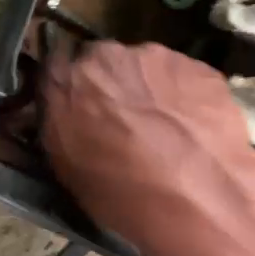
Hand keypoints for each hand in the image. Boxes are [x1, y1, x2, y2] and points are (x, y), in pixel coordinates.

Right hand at [40, 41, 254, 255]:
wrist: (197, 197)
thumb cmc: (120, 192)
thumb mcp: (67, 168)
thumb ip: (60, 128)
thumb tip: (64, 117)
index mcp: (65, 82)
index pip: (55, 71)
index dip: (69, 91)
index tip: (77, 110)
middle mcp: (106, 58)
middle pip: (103, 64)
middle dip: (110, 87)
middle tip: (122, 124)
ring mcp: (157, 58)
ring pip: (146, 68)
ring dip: (148, 90)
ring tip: (164, 131)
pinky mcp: (199, 67)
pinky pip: (183, 78)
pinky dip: (183, 97)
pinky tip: (192, 130)